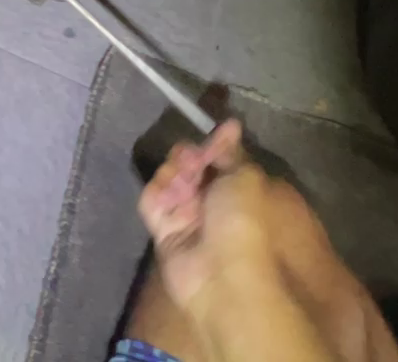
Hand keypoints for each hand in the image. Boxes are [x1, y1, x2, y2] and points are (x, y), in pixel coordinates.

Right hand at [137, 120, 275, 311]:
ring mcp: (185, 216)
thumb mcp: (245, 176)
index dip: (212, 145)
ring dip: (173, 173)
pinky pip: (152, 203)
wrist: (224, 274)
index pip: (216, 157)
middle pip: (188, 165)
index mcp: (234, 189)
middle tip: (192, 160)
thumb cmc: (243, 220)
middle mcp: (210, 202)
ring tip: (182, 180)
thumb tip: (231, 123)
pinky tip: (167, 196)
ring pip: (168, 179)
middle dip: (188, 157)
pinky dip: (157, 195)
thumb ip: (230, 151)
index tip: (213, 135)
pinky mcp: (163, 230)